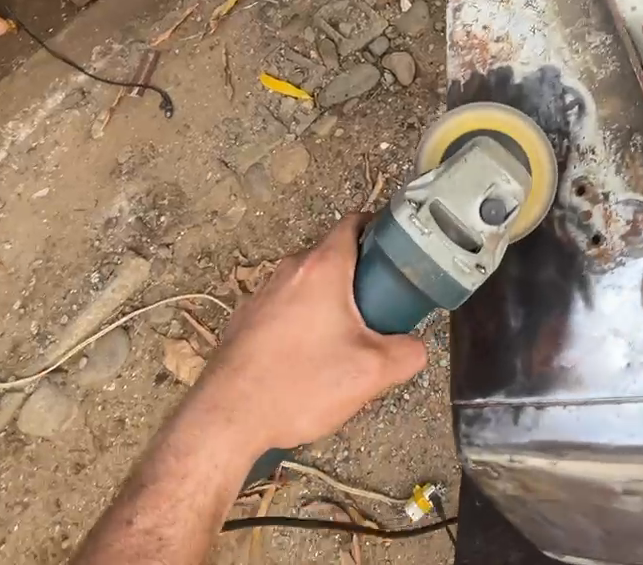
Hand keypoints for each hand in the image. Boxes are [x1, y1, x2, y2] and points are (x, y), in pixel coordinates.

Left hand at [192, 215, 426, 452]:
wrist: (225, 419)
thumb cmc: (300, 384)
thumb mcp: (372, 373)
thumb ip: (408, 354)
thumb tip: (416, 347)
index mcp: (322, 267)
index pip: (354, 223)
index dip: (378, 228)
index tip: (396, 250)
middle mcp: (290, 270)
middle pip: (332, 255)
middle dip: (358, 275)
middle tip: (379, 307)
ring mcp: (261, 294)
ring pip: (307, 284)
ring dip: (328, 301)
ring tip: (344, 340)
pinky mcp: (244, 320)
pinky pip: (283, 308)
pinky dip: (301, 320)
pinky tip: (306, 359)